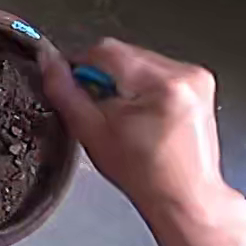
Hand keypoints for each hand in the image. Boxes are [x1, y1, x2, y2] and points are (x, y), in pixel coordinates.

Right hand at [38, 39, 245, 236]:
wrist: (182, 195)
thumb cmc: (142, 171)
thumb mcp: (88, 129)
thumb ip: (62, 89)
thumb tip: (47, 59)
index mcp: (161, 84)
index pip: (104, 50)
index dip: (79, 65)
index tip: (74, 88)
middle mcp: (185, 74)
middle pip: (121, 53)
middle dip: (102, 76)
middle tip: (100, 109)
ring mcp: (196, 77)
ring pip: (135, 59)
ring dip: (119, 80)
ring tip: (122, 114)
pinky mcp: (199, 83)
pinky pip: (153, 69)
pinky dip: (137, 85)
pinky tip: (138, 113)